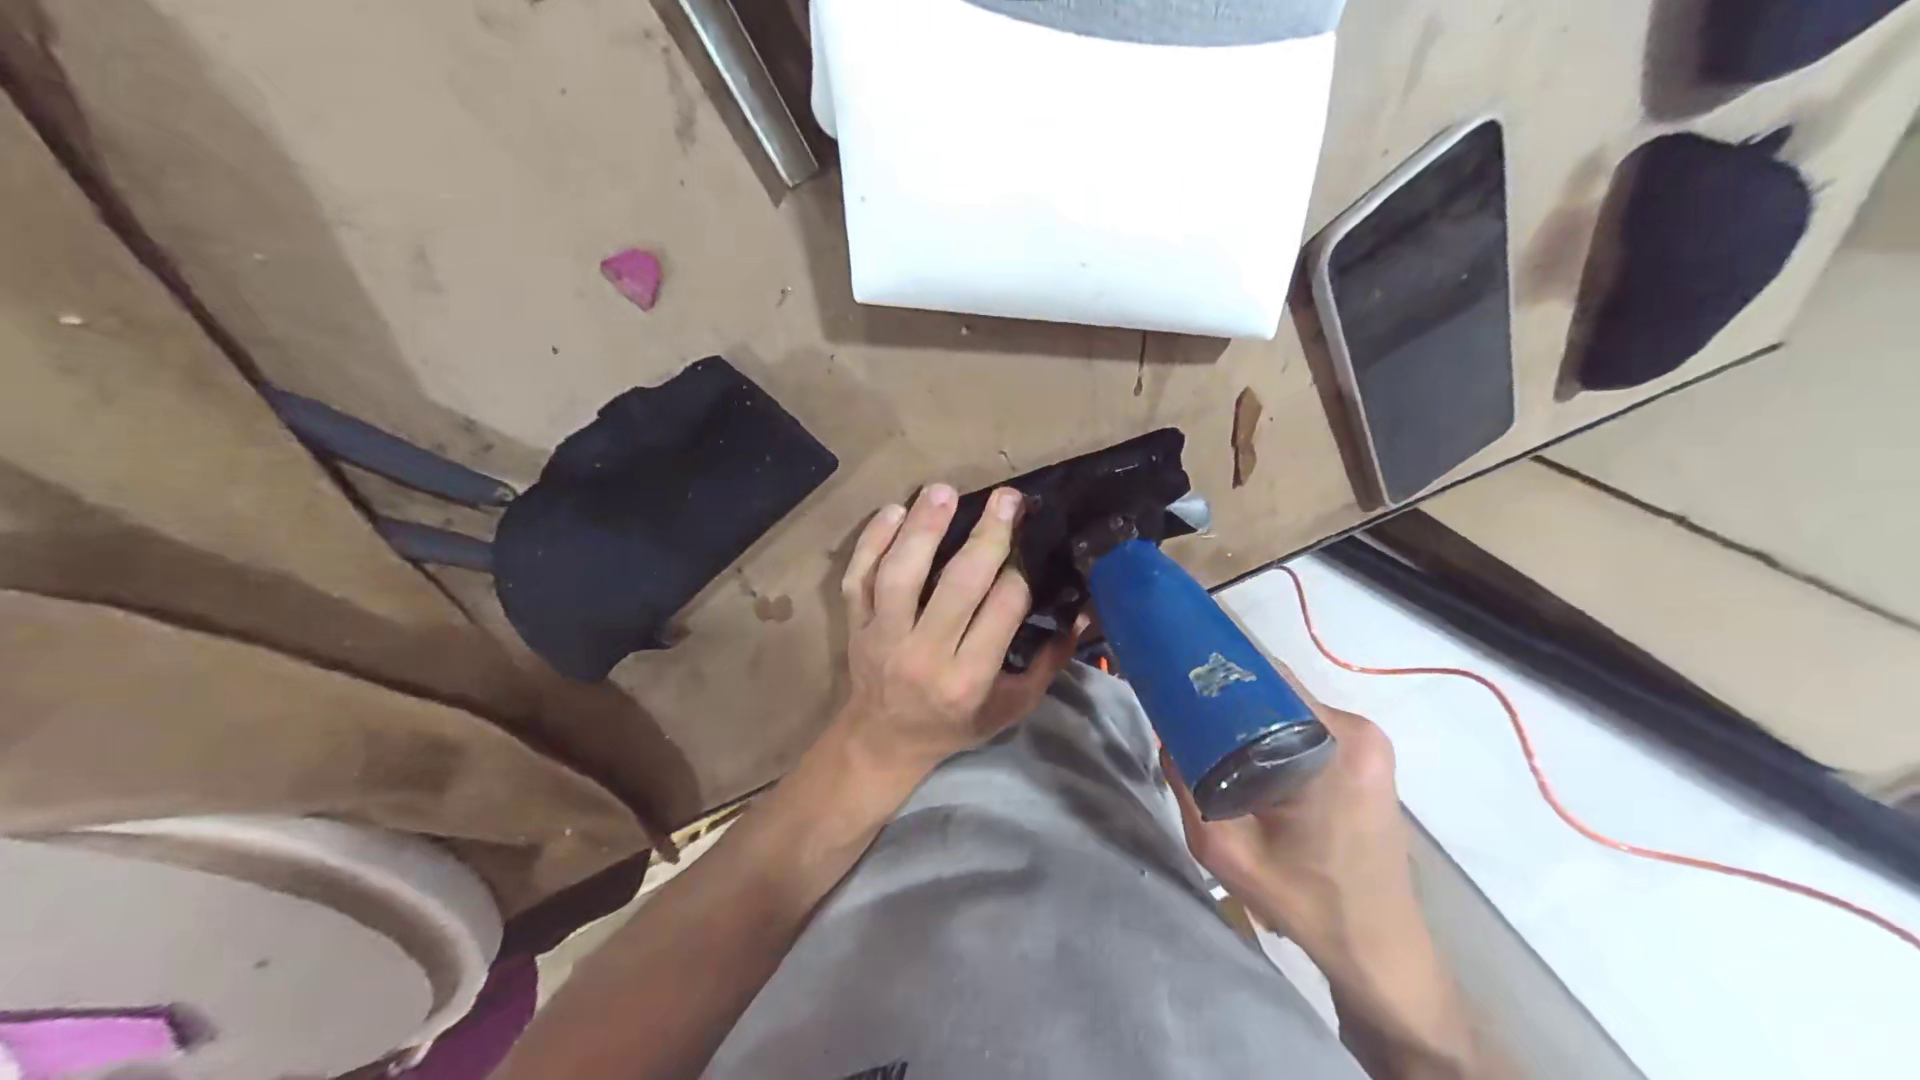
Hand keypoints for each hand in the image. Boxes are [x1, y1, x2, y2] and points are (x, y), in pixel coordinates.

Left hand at [832, 483, 1081, 780]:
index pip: (1002, 610)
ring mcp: (882, 637)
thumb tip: (1083, 611)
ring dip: (923, 529)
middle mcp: (924, 655)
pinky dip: (871, 541)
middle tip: (1006, 498)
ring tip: (944, 490)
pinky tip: (893, 511)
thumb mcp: (1011, 708)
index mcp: (968, 679)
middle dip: (987, 536)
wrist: (882, 741)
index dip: (1020, 572)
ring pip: (900, 575)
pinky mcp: (854, 624)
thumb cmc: (955, 724)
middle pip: (957, 585)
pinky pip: (858, 577)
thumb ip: (1048, 663)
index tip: (1030, 541)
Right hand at [1164, 692, 1419, 971]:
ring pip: (1286, 706)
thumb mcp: (1225, 850)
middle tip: (1183, 717)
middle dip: (1226, 699)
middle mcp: (1358, 731)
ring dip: (1246, 719)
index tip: (1175, 685)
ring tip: (1207, 740)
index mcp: (1335, 745)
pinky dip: (1270, 733)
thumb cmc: (1304, 899)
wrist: (1375, 945)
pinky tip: (1244, 758)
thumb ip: (1186, 787)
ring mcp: (1367, 741)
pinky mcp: (1366, 755)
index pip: (1263, 679)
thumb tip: (1167, 734)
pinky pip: (1303, 724)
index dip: (1215, 677)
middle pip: (1274, 690)